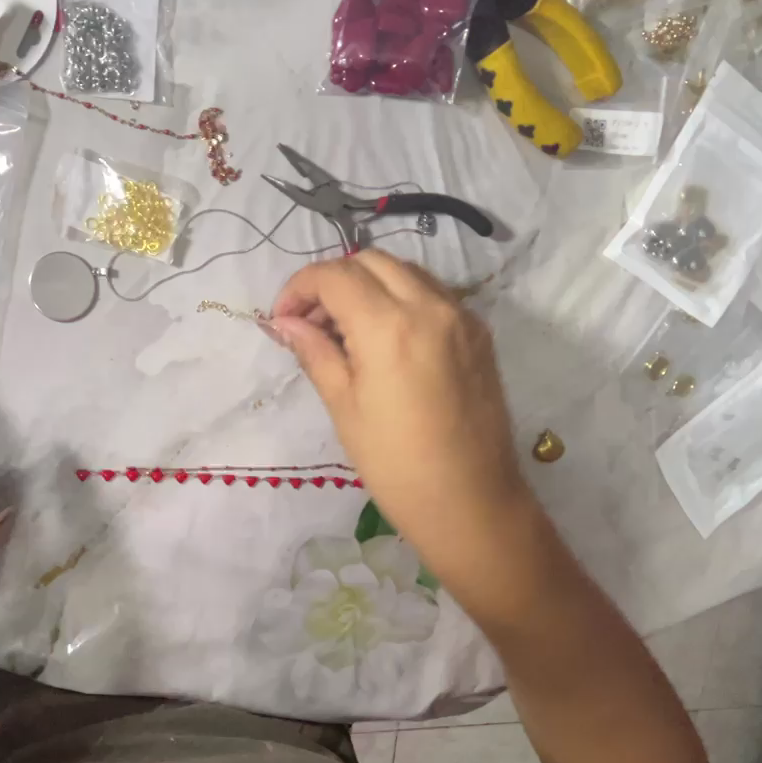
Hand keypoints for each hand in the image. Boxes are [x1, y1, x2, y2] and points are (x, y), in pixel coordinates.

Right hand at [269, 251, 533, 587]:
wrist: (469, 501)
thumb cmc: (395, 465)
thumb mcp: (344, 408)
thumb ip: (316, 353)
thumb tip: (286, 323)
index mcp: (389, 327)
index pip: (335, 276)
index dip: (300, 288)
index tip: (282, 319)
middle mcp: (430, 306)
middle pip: (370, 261)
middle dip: (332, 281)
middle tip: (311, 324)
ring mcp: (461, 316)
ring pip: (404, 272)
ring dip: (367, 286)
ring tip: (344, 332)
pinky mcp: (478, 333)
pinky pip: (432, 294)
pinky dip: (400, 299)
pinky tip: (384, 341)